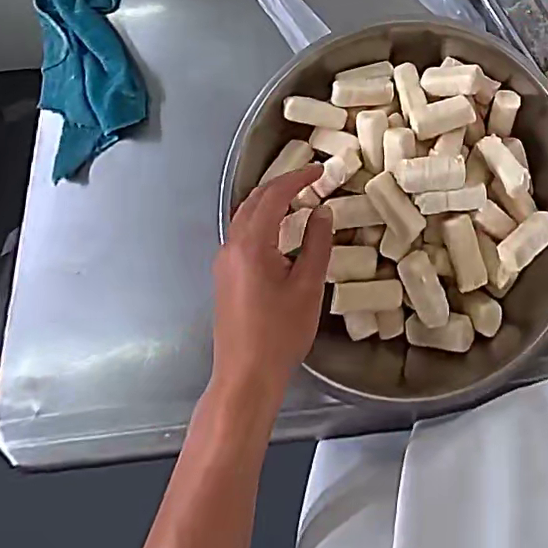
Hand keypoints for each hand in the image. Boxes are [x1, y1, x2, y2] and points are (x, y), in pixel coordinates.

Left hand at [211, 164, 331, 398]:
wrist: (244, 377)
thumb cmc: (280, 333)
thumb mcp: (308, 285)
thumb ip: (316, 243)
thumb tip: (322, 212)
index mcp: (252, 244)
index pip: (274, 195)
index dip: (298, 178)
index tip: (321, 170)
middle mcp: (232, 246)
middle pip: (255, 200)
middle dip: (283, 184)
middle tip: (312, 180)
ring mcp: (225, 262)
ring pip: (246, 215)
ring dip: (271, 201)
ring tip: (300, 200)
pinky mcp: (225, 276)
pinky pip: (243, 233)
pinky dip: (264, 220)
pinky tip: (283, 230)